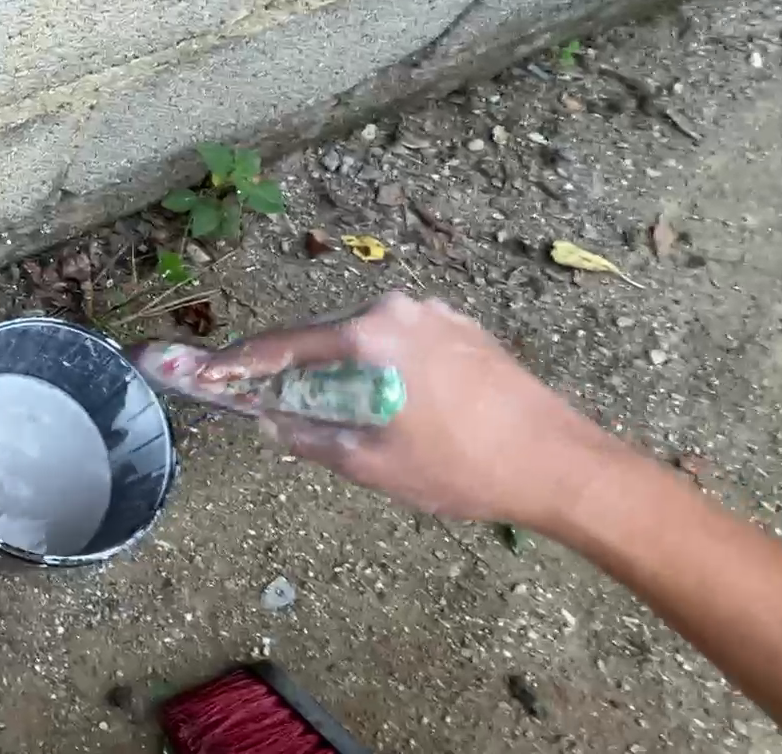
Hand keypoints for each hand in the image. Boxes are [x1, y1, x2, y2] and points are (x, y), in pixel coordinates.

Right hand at [180, 292, 623, 527]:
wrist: (575, 471)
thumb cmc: (466, 468)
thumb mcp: (371, 464)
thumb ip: (306, 437)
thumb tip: (266, 421)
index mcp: (368, 334)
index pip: (283, 345)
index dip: (239, 362)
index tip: (206, 372)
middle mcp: (395, 309)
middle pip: (321, 335)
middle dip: (291, 366)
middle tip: (267, 394)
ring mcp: (433, 313)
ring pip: (360, 335)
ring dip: (336, 364)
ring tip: (330, 401)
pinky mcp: (462, 327)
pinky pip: (397, 337)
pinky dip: (376, 360)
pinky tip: (383, 392)